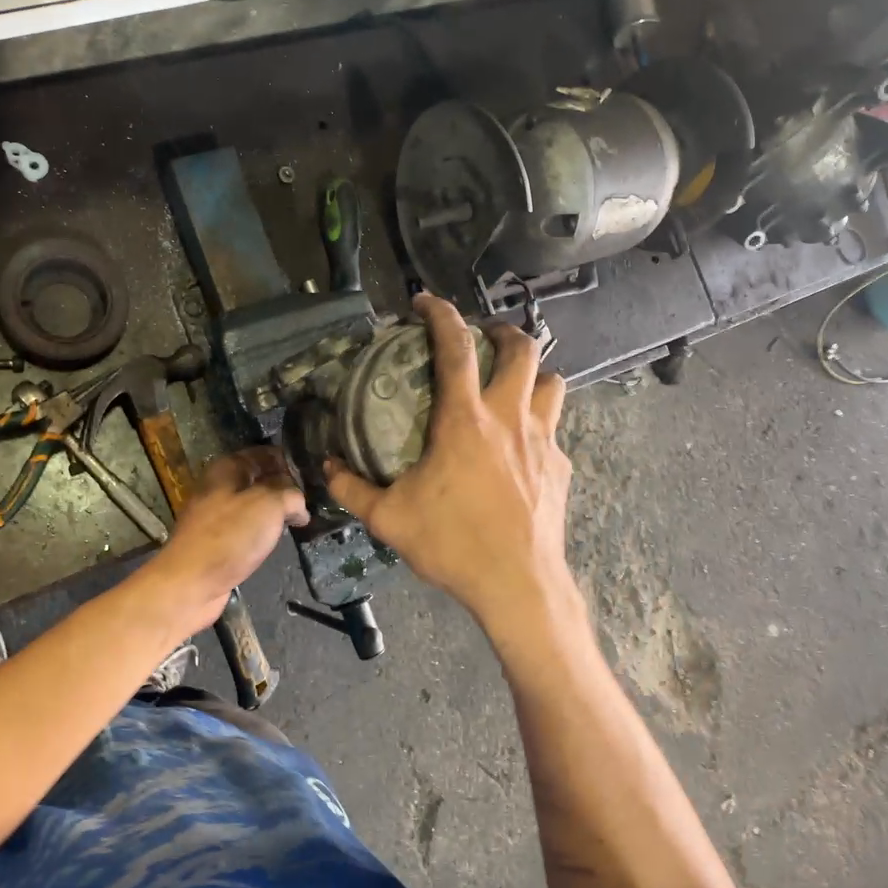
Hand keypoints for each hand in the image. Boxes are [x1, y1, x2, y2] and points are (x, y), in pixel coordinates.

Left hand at [142, 447, 308, 616]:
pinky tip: (277, 540)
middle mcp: (219, 487)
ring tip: (301, 520)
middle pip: (259, 479)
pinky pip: (246, 527)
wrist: (191, 582)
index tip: (313, 475)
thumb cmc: (230, 536)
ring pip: (254, 505)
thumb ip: (290, 495)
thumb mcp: (269, 504)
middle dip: (286, 488)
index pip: (264, 454)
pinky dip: (262, 531)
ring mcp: (216, 515)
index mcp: (227, 468)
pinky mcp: (216, 541)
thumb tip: (299, 503)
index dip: (289, 462)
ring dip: (276, 511)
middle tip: (314, 499)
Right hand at [326, 293, 573, 624]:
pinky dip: (538, 424)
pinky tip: (521, 449)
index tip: (425, 302)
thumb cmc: (453, 545)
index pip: (455, 348)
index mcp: (465, 420)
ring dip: (532, 373)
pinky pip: (554, 429)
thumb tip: (326, 467)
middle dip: (502, 331)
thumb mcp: (389, 518)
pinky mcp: (561, 468)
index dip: (440, 314)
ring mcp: (543, 441)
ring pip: (552, 382)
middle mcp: (510, 418)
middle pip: (522, 349)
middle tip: (483, 337)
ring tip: (511, 385)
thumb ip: (353, 488)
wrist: (518, 585)